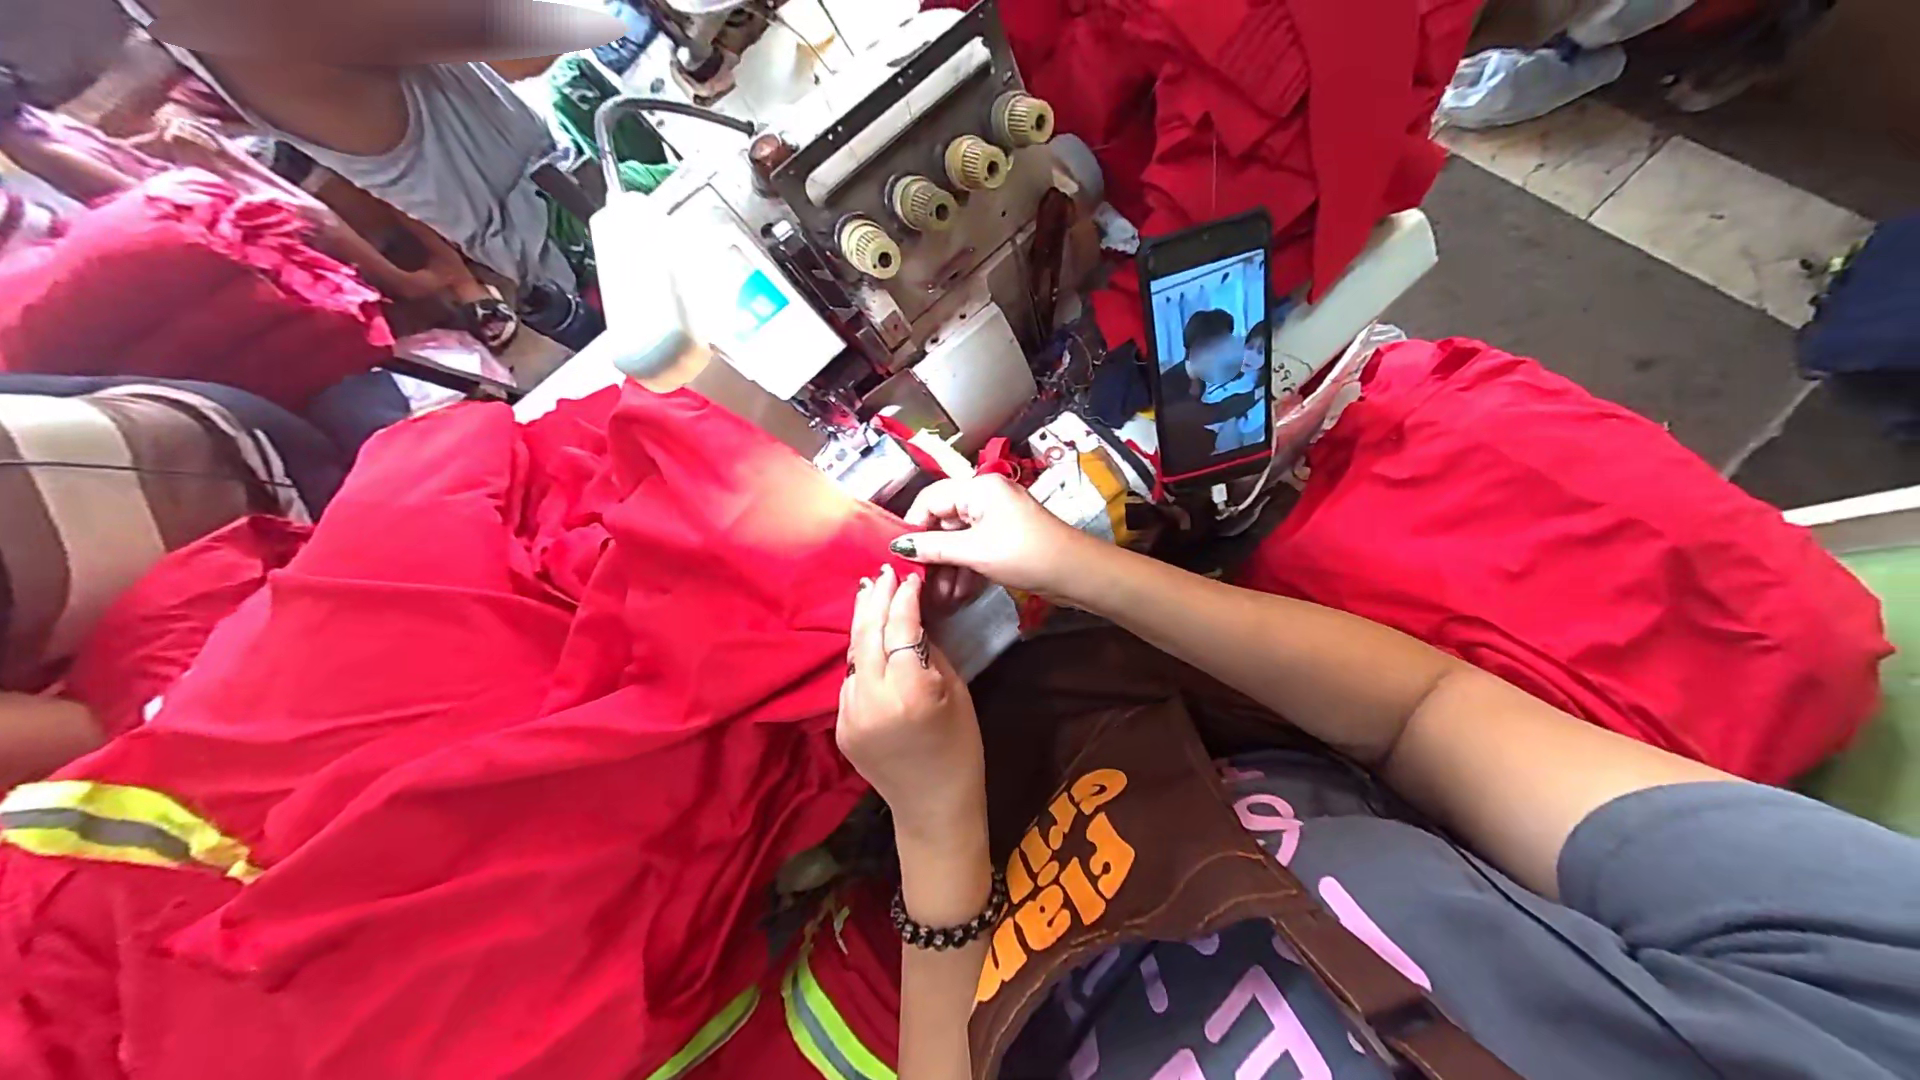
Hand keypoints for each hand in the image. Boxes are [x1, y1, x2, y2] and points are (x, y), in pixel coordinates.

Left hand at [837, 565, 985, 838]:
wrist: (933, 806)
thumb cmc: (960, 747)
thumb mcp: (955, 691)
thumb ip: (928, 652)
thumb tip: (911, 620)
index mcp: (910, 691)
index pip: (900, 628)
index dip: (904, 598)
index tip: (910, 578)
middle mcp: (872, 699)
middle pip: (867, 634)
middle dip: (875, 598)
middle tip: (883, 573)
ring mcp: (850, 715)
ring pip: (853, 654)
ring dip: (862, 622)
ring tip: (870, 593)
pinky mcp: (840, 727)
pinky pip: (851, 681)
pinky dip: (861, 656)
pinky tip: (868, 639)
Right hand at [890, 474, 1099, 597]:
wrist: (1075, 572)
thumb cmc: (1026, 554)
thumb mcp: (975, 551)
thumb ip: (934, 547)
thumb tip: (901, 546)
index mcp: (978, 488)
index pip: (930, 499)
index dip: (913, 526)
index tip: (901, 554)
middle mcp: (985, 497)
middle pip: (943, 521)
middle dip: (932, 554)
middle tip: (921, 582)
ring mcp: (996, 518)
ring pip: (959, 539)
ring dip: (948, 566)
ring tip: (941, 596)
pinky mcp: (1005, 538)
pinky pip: (975, 549)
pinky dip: (965, 568)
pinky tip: (958, 593)